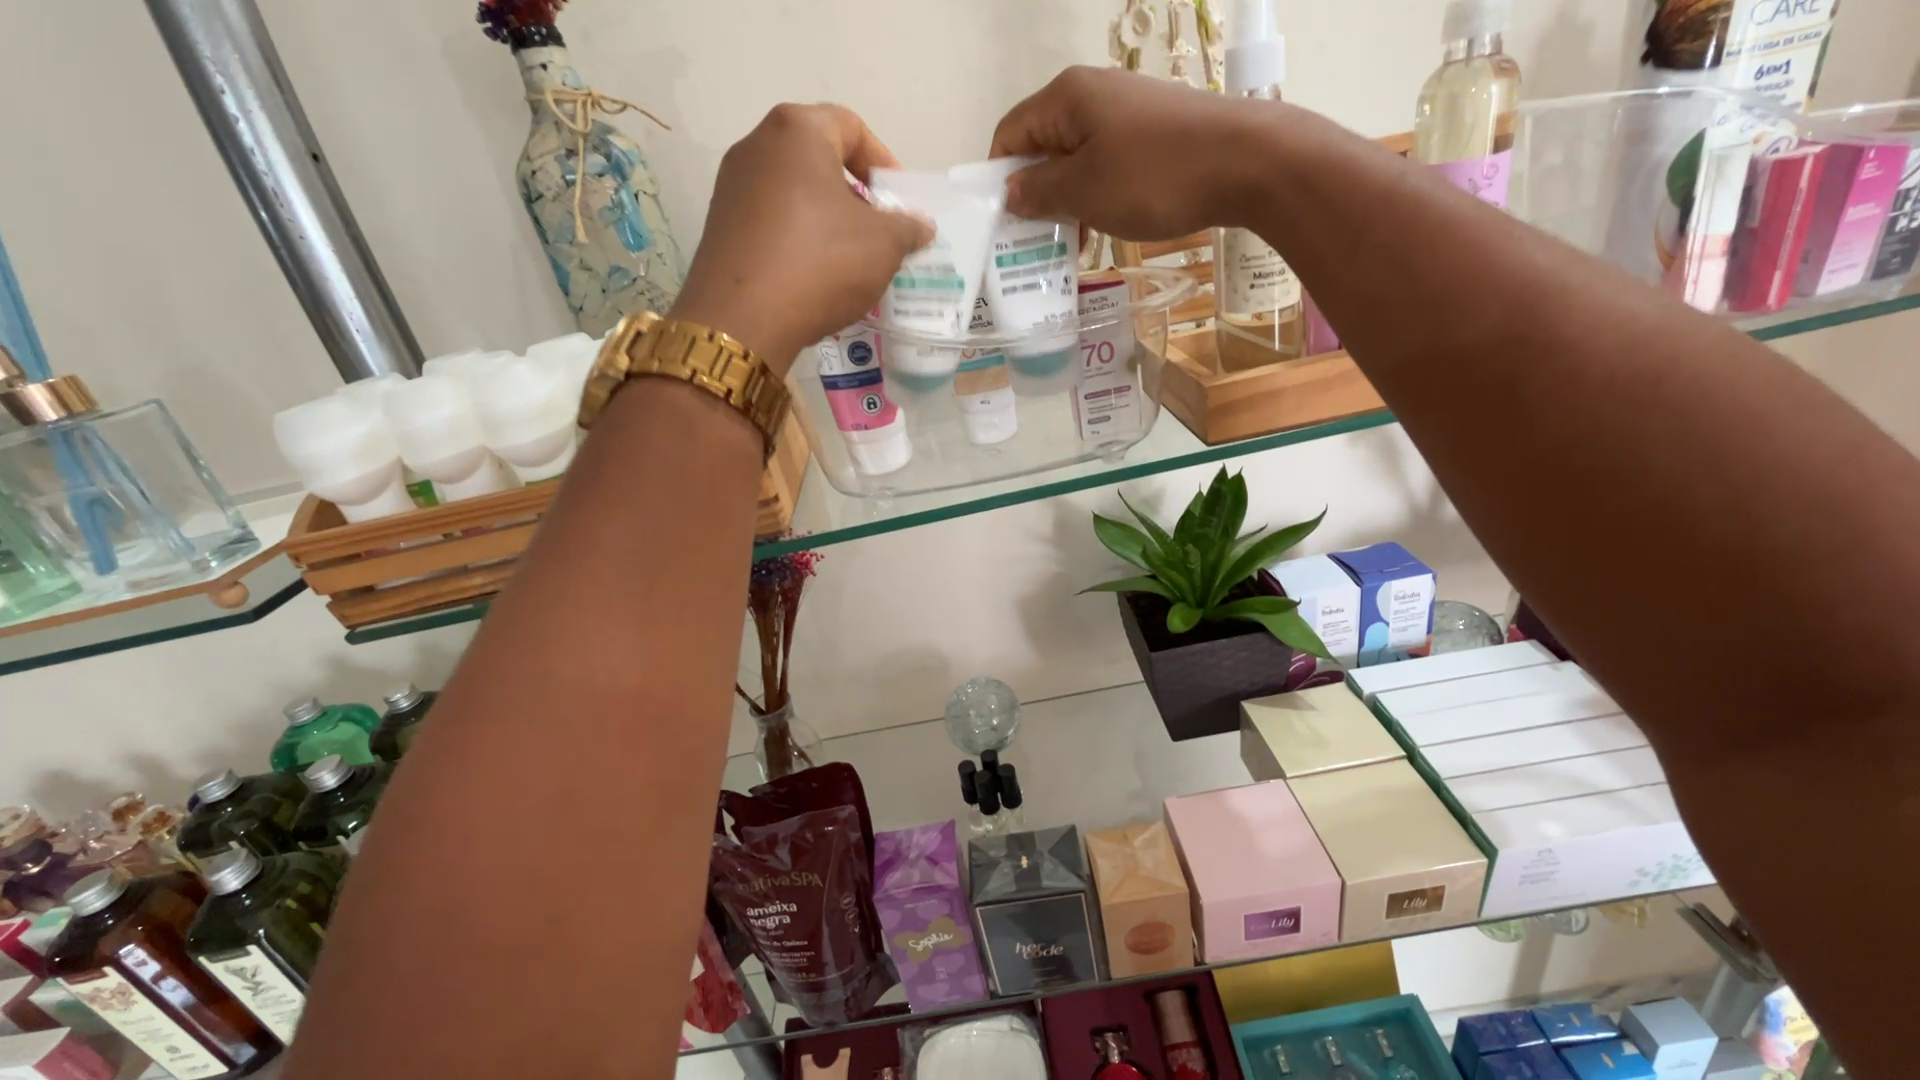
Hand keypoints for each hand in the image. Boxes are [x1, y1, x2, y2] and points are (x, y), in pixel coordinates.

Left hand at [671, 105, 932, 373]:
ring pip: (793, 191)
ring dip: (825, 217)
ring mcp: (731, 187)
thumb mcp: (883, 245)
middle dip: (853, 191)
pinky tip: (814, 274)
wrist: (742, 319)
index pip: (851, 126)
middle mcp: (756, 146)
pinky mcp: (720, 226)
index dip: (883, 161)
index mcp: (797, 131)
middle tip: (878, 227)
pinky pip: (771, 221)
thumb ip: (907, 227)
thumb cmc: (821, 262)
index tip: (899, 199)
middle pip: (818, 157)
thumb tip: (919, 226)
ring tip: (849, 256)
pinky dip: (797, 238)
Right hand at [990, 67, 1267, 240]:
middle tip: (1035, 244)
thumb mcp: (1084, 191)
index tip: (1003, 225)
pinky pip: (1109, 164)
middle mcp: (1093, 94)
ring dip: (1068, 202)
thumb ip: (1039, 191)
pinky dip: (1099, 195)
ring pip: (1078, 159)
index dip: (999, 179)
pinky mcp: (1155, 132)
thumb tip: (1010, 191)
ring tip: (1073, 245)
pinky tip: (1106, 228)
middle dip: (1035, 195)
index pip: (1009, 134)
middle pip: (1043, 146)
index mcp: (1066, 98)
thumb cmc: (1154, 176)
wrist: (1248, 162)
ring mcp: (1128, 111)